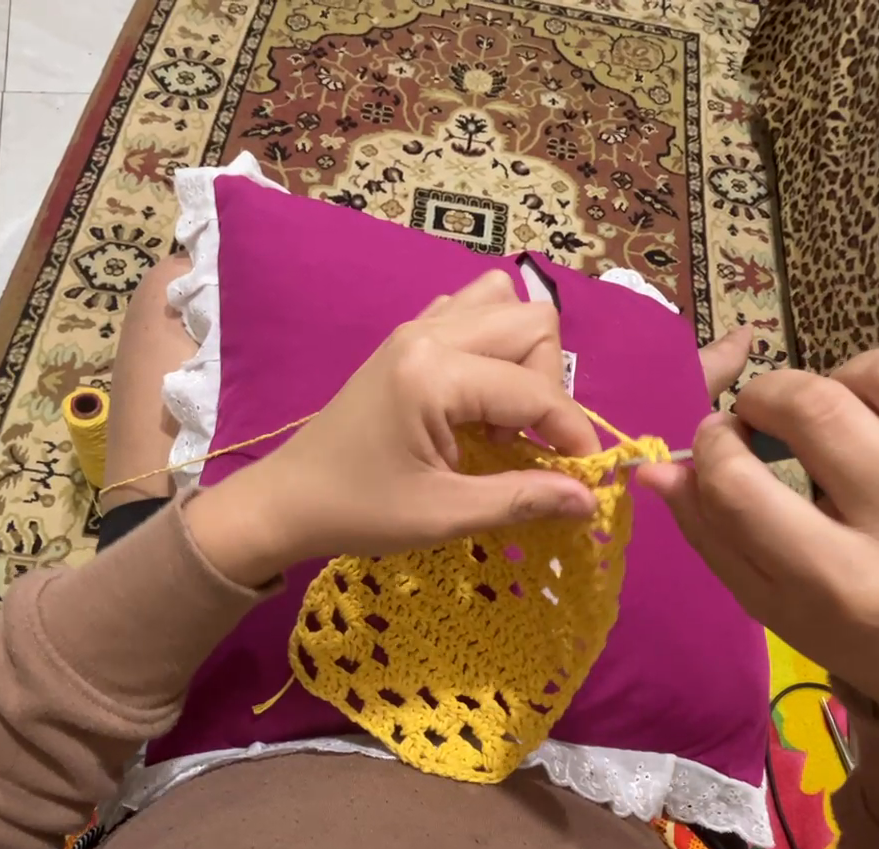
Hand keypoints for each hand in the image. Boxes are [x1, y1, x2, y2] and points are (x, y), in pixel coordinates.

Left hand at [187, 270, 600, 583]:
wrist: (288, 500)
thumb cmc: (358, 512)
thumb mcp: (443, 515)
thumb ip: (522, 499)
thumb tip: (591, 498)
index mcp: (433, 374)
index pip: (535, 390)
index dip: (572, 434)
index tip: (583, 477)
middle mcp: (427, 333)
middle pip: (534, 323)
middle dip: (549, 386)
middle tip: (522, 444)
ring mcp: (413, 328)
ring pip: (504, 304)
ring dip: (522, 356)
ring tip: (497, 414)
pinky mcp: (404, 338)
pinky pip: (468, 311)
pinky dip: (491, 344)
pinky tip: (474, 395)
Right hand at [639, 350, 878, 740]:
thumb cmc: (857, 636)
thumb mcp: (766, 601)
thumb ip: (708, 531)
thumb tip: (655, 466)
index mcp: (842, 585)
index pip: (740, 481)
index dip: (713, 442)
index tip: (720, 439)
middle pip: (820, 407)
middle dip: (771, 394)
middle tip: (771, 412)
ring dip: (855, 376)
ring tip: (853, 406)